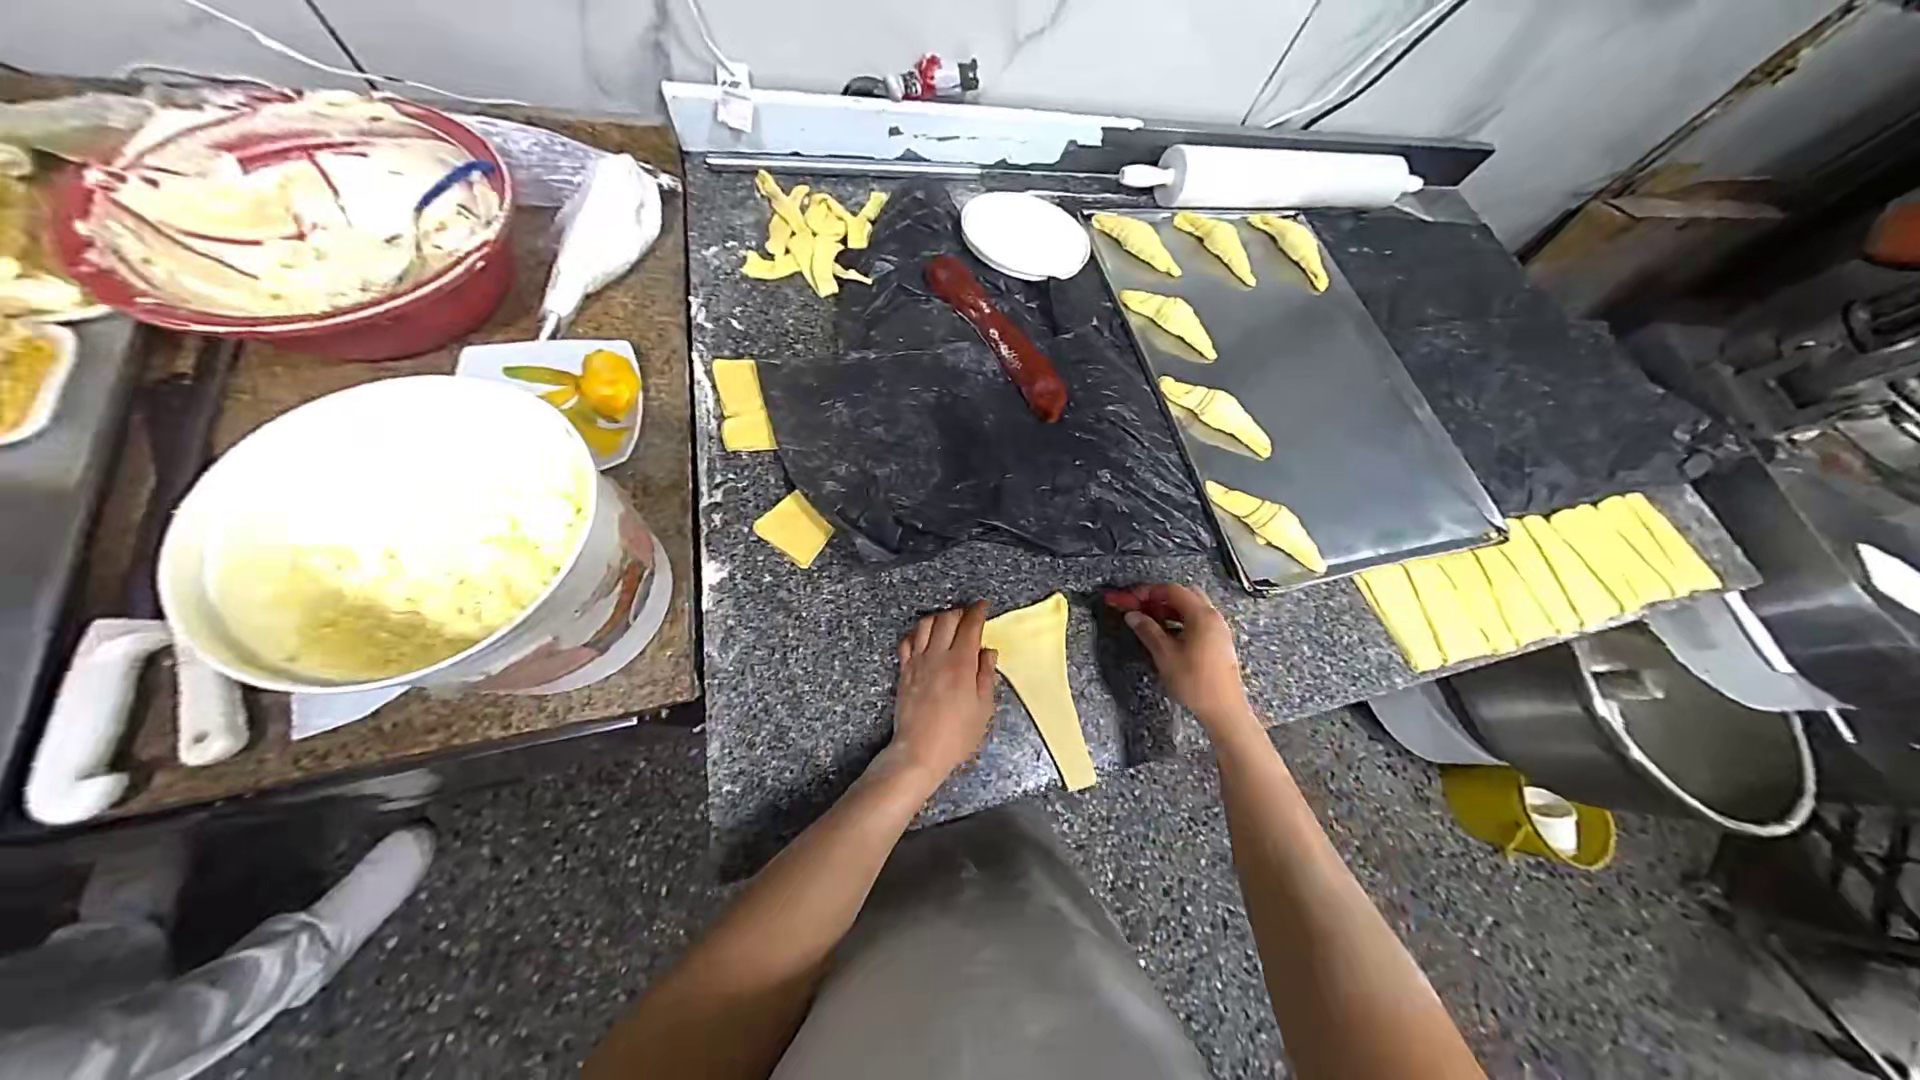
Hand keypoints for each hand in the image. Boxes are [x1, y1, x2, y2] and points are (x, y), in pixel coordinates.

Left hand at [889, 601, 996, 779]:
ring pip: (926, 624)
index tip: (984, 606)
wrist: (919, 751)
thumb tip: (988, 652)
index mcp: (961, 664)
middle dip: (960, 612)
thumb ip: (986, 675)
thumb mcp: (983, 708)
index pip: (970, 626)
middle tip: (969, 617)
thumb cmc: (956, 735)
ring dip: (939, 618)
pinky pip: (907, 641)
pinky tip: (924, 638)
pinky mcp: (904, 671)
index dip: (978, 611)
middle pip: (947, 618)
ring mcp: (918, 662)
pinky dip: (917, 633)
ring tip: (948, 624)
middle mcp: (938, 656)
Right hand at [1106, 584, 1257, 738]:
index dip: (1148, 592)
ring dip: (1168, 610)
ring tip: (1148, 621)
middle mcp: (1213, 617)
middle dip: (1158, 598)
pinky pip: (1197, 622)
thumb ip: (1147, 630)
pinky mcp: (1218, 643)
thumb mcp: (1165, 655)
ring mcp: (1218, 630)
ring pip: (1190, 609)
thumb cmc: (1195, 682)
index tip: (1129, 599)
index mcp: (1202, 615)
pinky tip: (1165, 634)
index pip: (1172, 591)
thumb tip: (1132, 615)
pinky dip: (1179, 621)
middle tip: (1139, 608)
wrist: (1224, 710)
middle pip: (1183, 596)